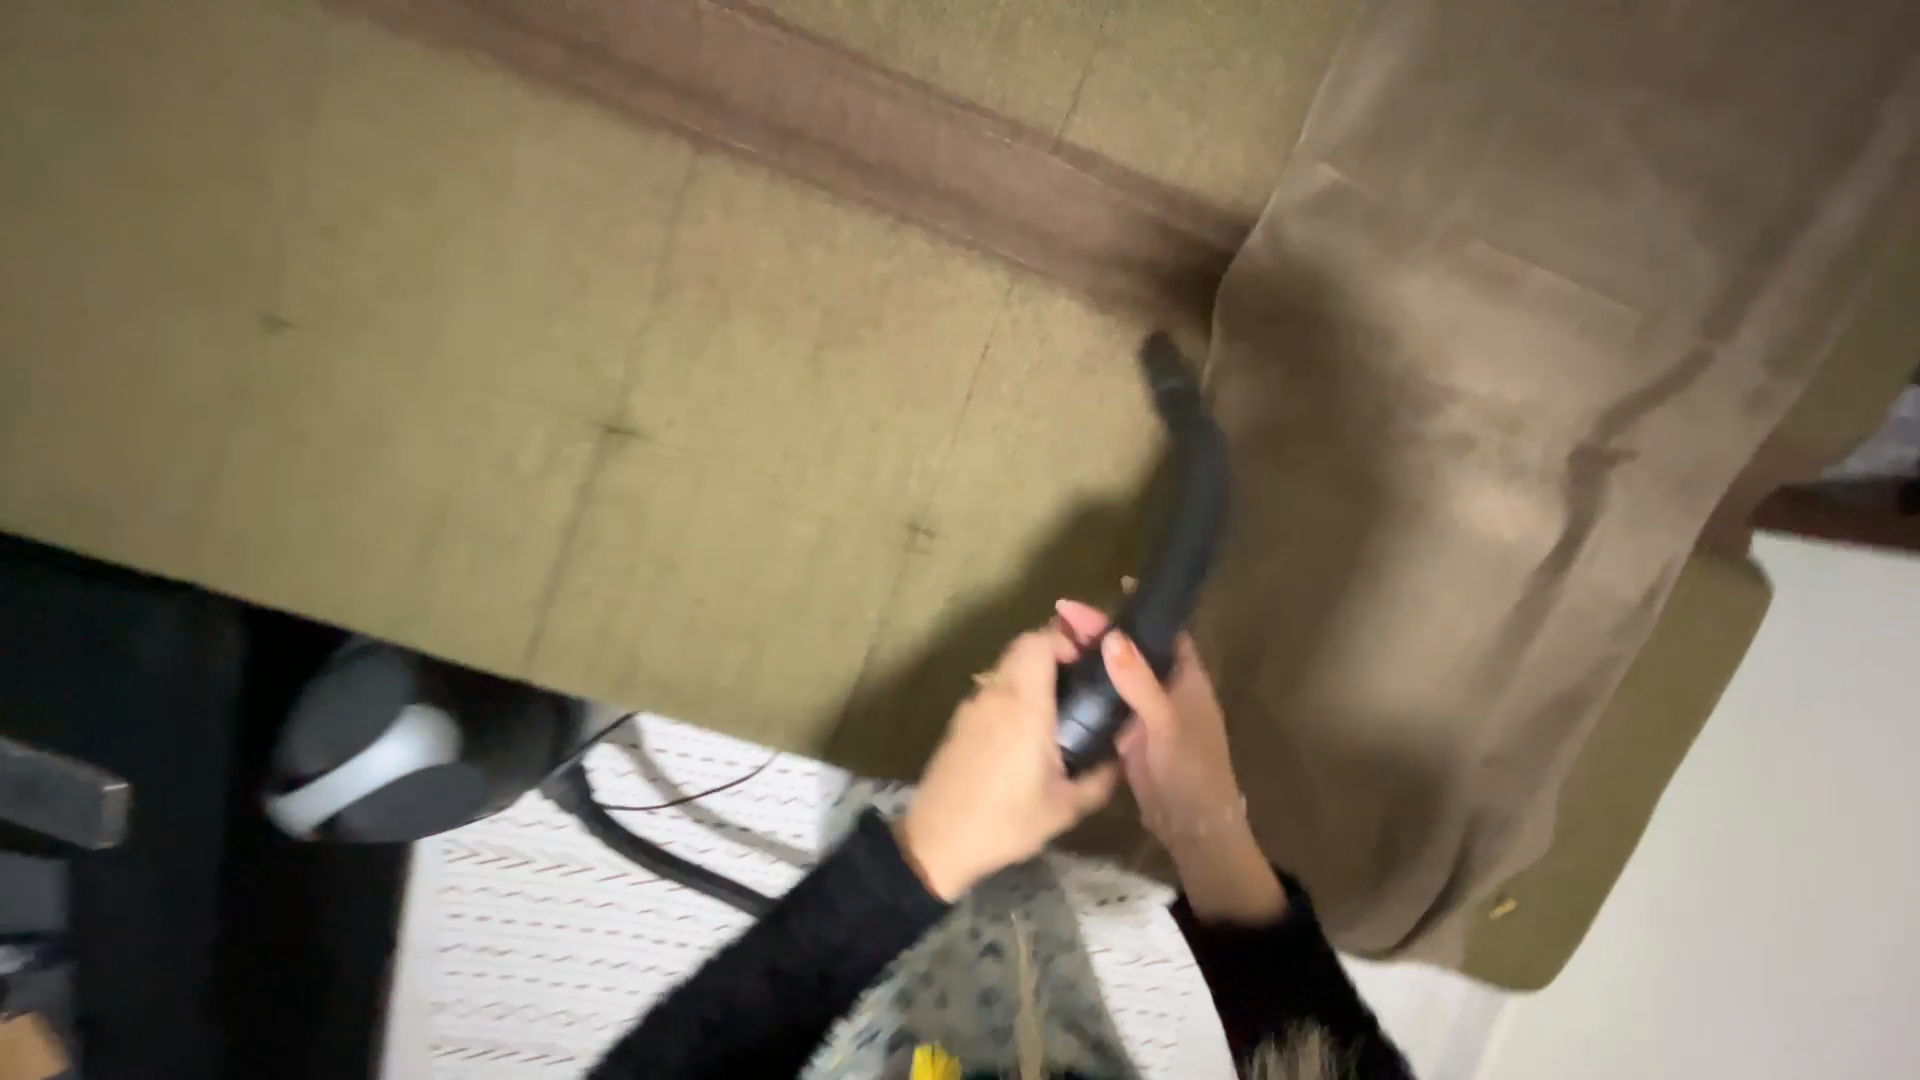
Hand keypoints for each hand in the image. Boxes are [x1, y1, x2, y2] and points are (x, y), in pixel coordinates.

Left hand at [897, 627, 1121, 899]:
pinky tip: (1029, 729)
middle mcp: (995, 694)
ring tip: (1060, 706)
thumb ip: (1100, 778)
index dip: (1067, 639)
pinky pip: (993, 690)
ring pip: (1006, 667)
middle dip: (1055, 652)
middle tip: (1081, 680)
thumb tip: (1119, 757)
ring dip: (1033, 673)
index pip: (1039, 641)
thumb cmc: (1005, 822)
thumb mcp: (1065, 808)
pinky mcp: (959, 721)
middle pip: (1023, 646)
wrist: (937, 841)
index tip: (1089, 661)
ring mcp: (972, 705)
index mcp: (1023, 704)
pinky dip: (1014, 693)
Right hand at [1053, 600, 1242, 850]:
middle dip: (1100, 631)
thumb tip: (1111, 637)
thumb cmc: (1192, 769)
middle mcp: (1164, 688)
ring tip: (1052, 640)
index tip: (1114, 586)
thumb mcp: (1167, 723)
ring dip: (1088, 657)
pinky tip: (1057, 680)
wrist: (1191, 828)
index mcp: (1185, 678)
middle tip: (1060, 615)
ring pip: (1113, 675)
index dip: (1141, 609)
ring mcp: (1144, 712)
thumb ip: (1139, 681)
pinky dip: (1084, 689)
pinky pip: (1103, 702)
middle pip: (1131, 649)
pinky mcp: (1126, 735)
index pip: (1163, 631)